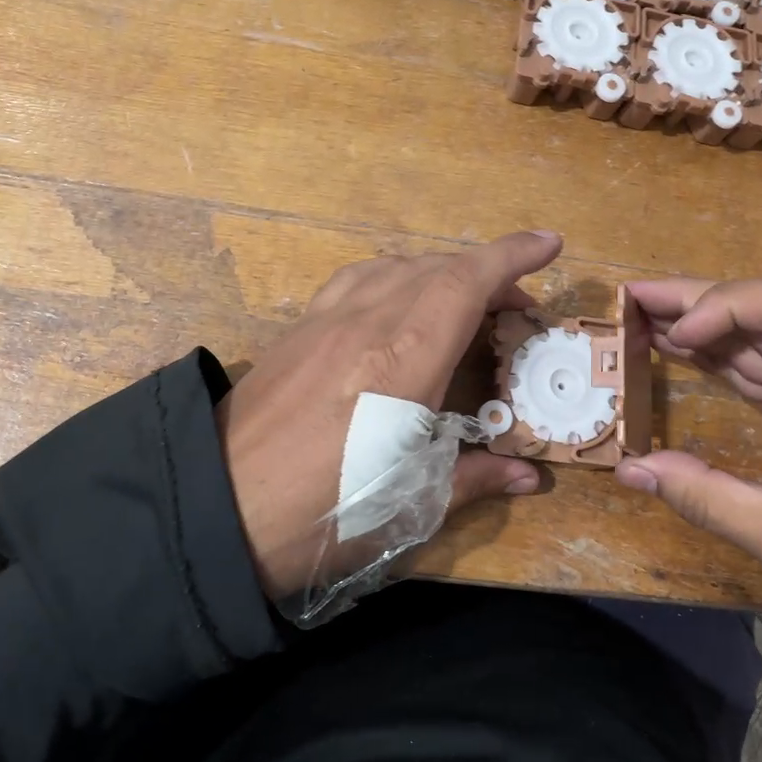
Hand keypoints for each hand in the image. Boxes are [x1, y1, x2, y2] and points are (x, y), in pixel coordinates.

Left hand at [217, 232, 559, 596]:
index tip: (549, 245)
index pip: (463, 284)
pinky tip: (395, 308)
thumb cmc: (321, 517)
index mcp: (401, 362)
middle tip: (518, 310)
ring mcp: (324, 322)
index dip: (511, 257)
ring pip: (394, 268)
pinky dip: (393, 279)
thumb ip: (474, 479)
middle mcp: (364, 324)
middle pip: (434, 270)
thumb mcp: (409, 508)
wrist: (212, 513)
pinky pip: (356, 281)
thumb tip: (528, 475)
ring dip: (439, 273)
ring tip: (464, 305)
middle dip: (486, 276)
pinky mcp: (296, 332)